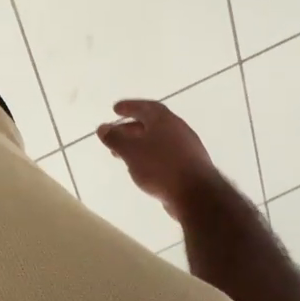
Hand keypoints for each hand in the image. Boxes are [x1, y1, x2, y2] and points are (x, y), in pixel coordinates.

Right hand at [96, 99, 222, 219]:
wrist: (196, 194)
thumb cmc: (160, 166)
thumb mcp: (130, 151)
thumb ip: (115, 138)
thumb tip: (102, 128)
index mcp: (165, 121)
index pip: (146, 107)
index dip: (130, 106)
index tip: (115, 109)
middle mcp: (178, 130)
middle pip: (152, 123)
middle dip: (131, 127)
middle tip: (115, 133)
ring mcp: (187, 148)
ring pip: (158, 140)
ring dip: (139, 143)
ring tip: (123, 153)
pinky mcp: (190, 165)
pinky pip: (165, 154)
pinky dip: (150, 155)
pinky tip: (141, 168)